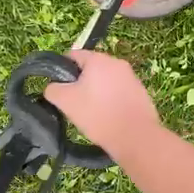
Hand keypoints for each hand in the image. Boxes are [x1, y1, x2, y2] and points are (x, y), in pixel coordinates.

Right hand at [42, 50, 162, 156]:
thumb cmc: (97, 114)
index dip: (61, 70)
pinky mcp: (141, 92)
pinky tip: (108, 117)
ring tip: (91, 113)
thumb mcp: (65, 101)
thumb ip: (52, 89)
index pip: (72, 55)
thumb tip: (53, 87)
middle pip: (90, 68)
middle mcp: (117, 62)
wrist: (135, 136)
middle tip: (74, 103)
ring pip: (105, 81)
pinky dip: (110, 100)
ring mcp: (131, 77)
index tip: (59, 88)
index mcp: (98, 59)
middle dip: (80, 83)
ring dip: (96, 92)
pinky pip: (118, 91)